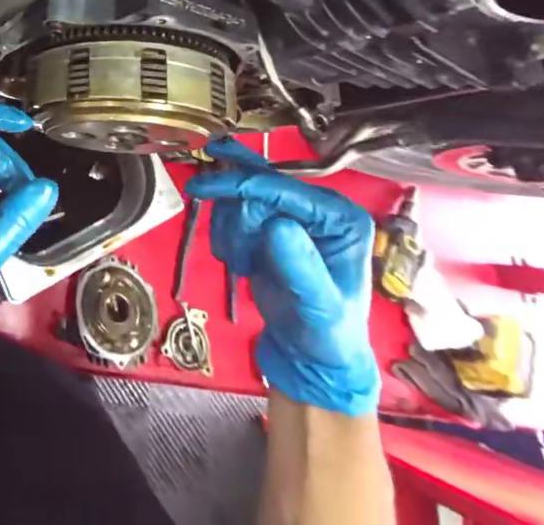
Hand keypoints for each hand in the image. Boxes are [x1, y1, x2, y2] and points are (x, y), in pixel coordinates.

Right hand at [187, 137, 380, 415]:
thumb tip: (277, 224)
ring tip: (242, 264)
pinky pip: (237, 214)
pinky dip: (228, 235)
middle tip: (216, 224)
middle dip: (235, 209)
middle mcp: (318, 208)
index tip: (203, 188)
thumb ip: (301, 267)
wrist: (312, 361)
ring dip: (231, 228)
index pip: (284, 188)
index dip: (242, 184)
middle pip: (260, 183)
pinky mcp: (272, 229)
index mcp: (340, 216)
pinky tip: (240, 263)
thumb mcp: (320, 306)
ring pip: (243, 198)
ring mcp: (293, 217)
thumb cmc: (328, 337)